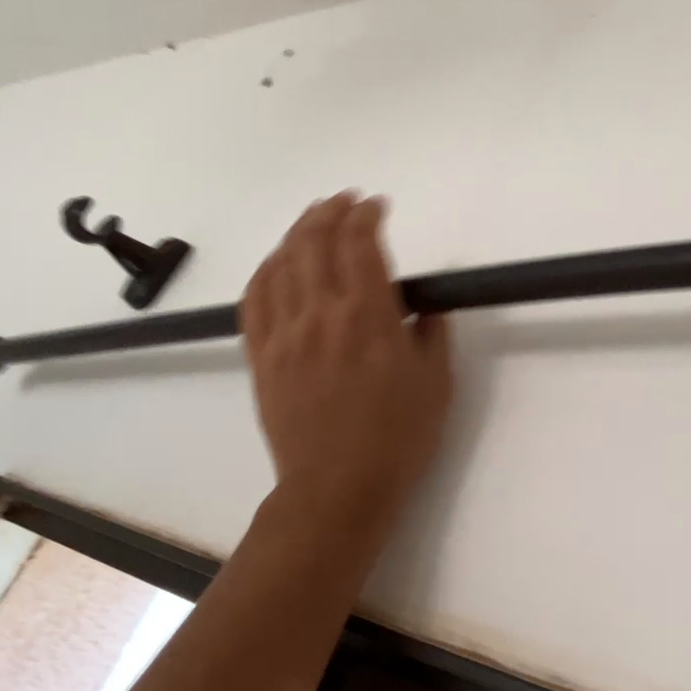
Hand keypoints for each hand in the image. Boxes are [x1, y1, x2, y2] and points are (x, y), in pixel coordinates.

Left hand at [239, 193, 452, 511]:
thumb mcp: (437, 383)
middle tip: (345, 202)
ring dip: (298, 232)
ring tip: (313, 220)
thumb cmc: (398, 439)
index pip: (360, 242)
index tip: (377, 205)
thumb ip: (431, 334)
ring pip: (281, 263)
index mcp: (368, 317)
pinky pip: (254, 298)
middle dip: (331, 211)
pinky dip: (266, 270)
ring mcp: (284, 334)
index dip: (366, 214)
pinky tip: (278, 262)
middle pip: (315, 241)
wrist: (337, 489)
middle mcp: (321, 314)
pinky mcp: (261, 356)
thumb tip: (422, 307)